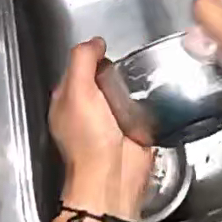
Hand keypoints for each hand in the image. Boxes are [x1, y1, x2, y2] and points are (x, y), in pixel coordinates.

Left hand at [49, 38, 154, 219]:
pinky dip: (147, 98)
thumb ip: (82, 60)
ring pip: (124, 89)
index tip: (108, 49)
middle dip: (116, 68)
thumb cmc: (89, 139)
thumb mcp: (77, 91)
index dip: (93, 54)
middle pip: (104, 75)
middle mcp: (87, 107)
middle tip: (129, 65)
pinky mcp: (133, 128)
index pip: (80, 65)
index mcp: (68, 98)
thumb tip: (97, 42)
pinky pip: (141, 105)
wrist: (114, 179)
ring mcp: (110, 119)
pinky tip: (154, 91)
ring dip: (134, 83)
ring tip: (145, 75)